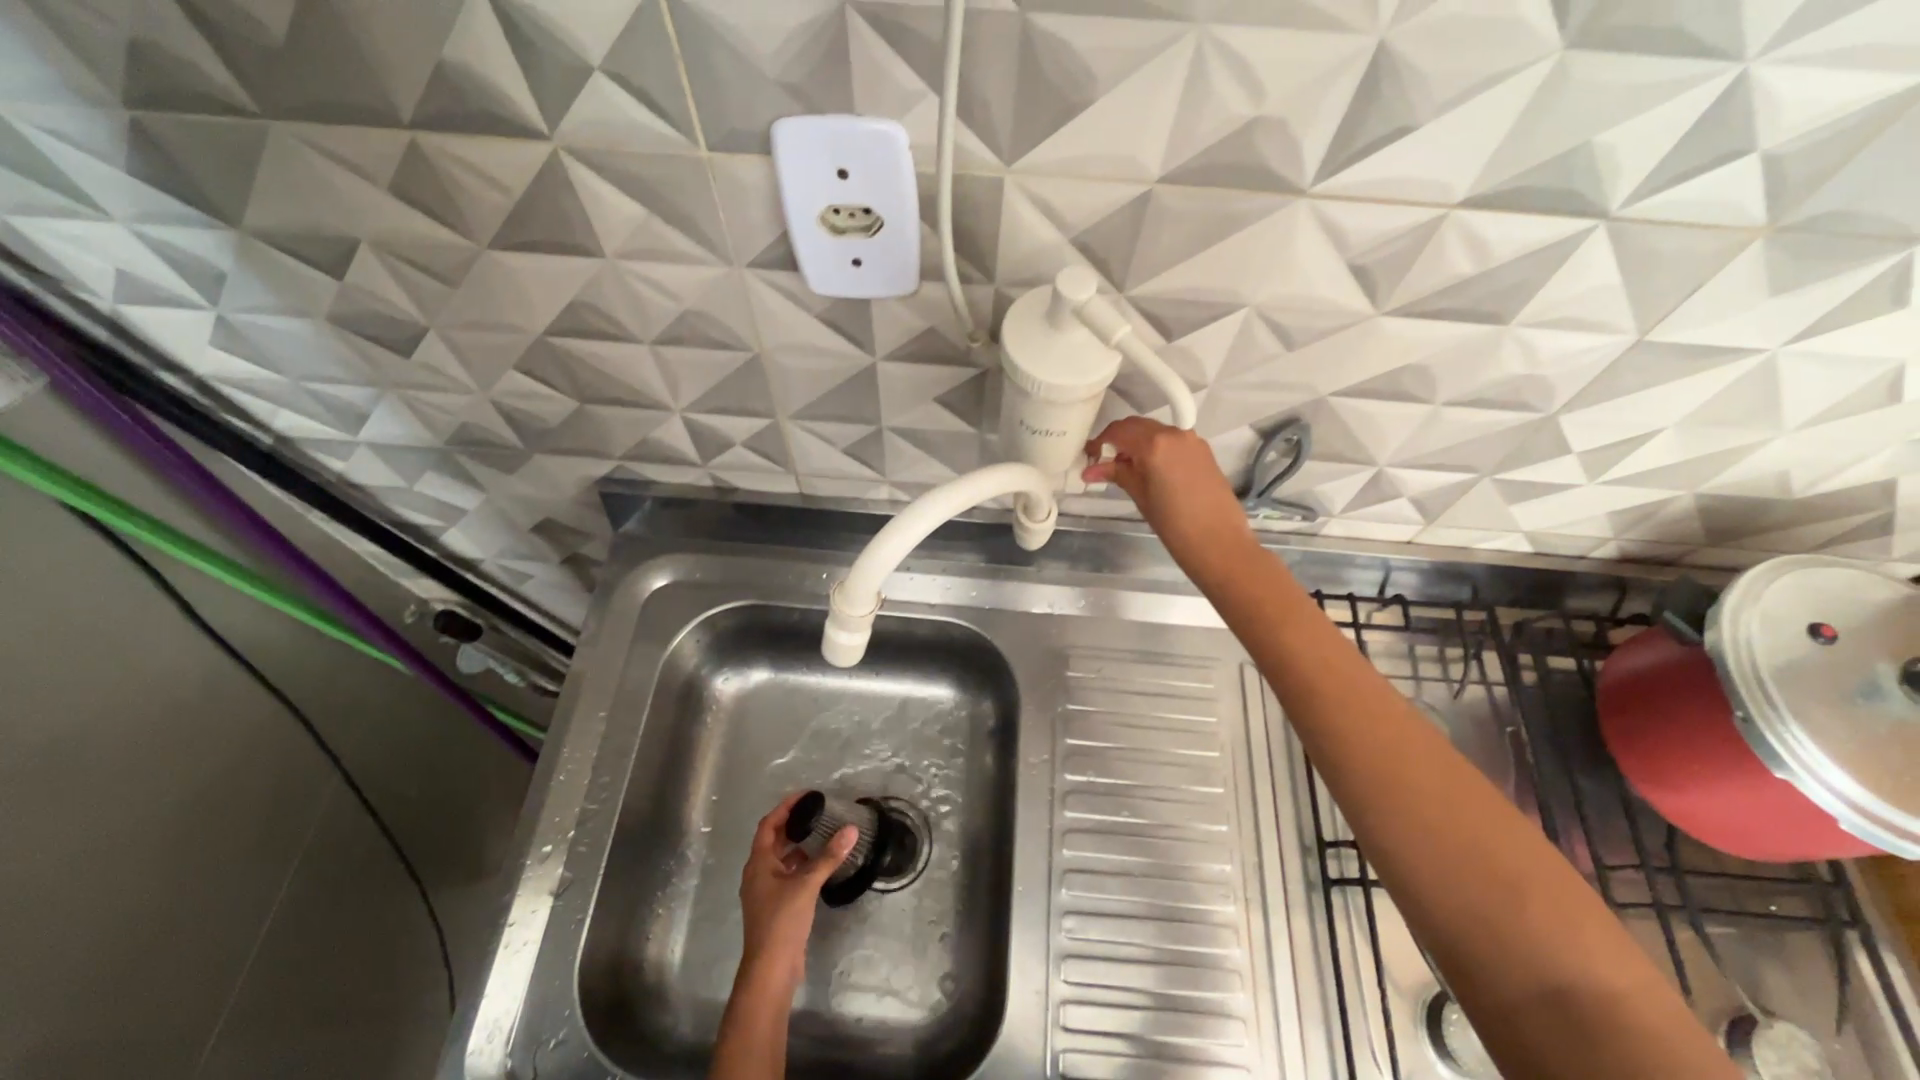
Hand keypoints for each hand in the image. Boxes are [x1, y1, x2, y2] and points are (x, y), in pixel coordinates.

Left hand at [737, 793, 857, 986]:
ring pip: (781, 860)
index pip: (769, 825)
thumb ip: (828, 856)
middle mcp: (758, 874)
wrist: (771, 967)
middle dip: (793, 825)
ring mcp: (765, 892)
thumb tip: (851, 829)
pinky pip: (787, 877)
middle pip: (773, 841)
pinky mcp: (776, 907)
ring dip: (798, 847)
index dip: (785, 808)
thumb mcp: (807, 884)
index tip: (806, 795)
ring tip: (822, 835)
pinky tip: (820, 868)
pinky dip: (801, 867)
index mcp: (758, 863)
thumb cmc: (782, 920)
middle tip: (817, 813)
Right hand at [1083, 417, 1256, 576]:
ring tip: (1128, 469)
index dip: (1100, 441)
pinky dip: (1157, 447)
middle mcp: (1174, 434)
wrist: (1218, 542)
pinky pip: (1172, 440)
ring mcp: (1192, 440)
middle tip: (1105, 462)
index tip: (1090, 456)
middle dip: (1119, 439)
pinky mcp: (1203, 450)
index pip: (1118, 431)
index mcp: (1154, 444)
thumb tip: (1090, 470)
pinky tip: (1151, 470)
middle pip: (1137, 426)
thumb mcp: (1140, 496)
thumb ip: (1118, 474)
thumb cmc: (1174, 524)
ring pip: (1155, 431)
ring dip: (1138, 442)